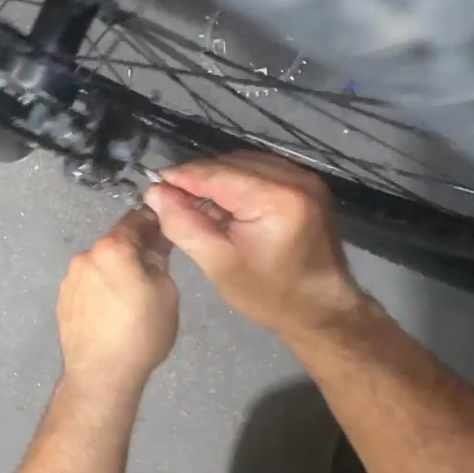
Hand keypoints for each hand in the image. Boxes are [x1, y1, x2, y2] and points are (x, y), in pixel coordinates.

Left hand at [57, 206, 179, 391]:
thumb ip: (159, 259)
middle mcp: (84, 257)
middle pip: (114, 244)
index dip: (152, 221)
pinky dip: (101, 289)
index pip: (134, 220)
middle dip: (134, 251)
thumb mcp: (165, 292)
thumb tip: (155, 244)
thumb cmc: (140, 332)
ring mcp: (69, 280)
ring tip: (132, 298)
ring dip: (115, 272)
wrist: (100, 375)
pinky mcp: (63, 301)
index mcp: (111, 249)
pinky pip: (88, 285)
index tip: (165, 229)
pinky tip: (112, 311)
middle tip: (154, 270)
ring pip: (100, 266)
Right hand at [144, 152, 369, 339]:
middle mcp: (295, 178)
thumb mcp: (219, 263)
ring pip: (246, 164)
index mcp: (276, 198)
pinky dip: (238, 182)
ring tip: (192, 200)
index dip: (182, 176)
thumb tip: (155, 193)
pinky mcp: (307, 186)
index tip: (153, 182)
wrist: (321, 309)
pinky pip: (262, 172)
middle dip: (198, 177)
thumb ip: (184, 225)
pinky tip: (221, 202)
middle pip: (232, 163)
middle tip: (168, 195)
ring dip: (217, 178)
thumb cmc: (269, 294)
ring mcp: (305, 179)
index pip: (218, 174)